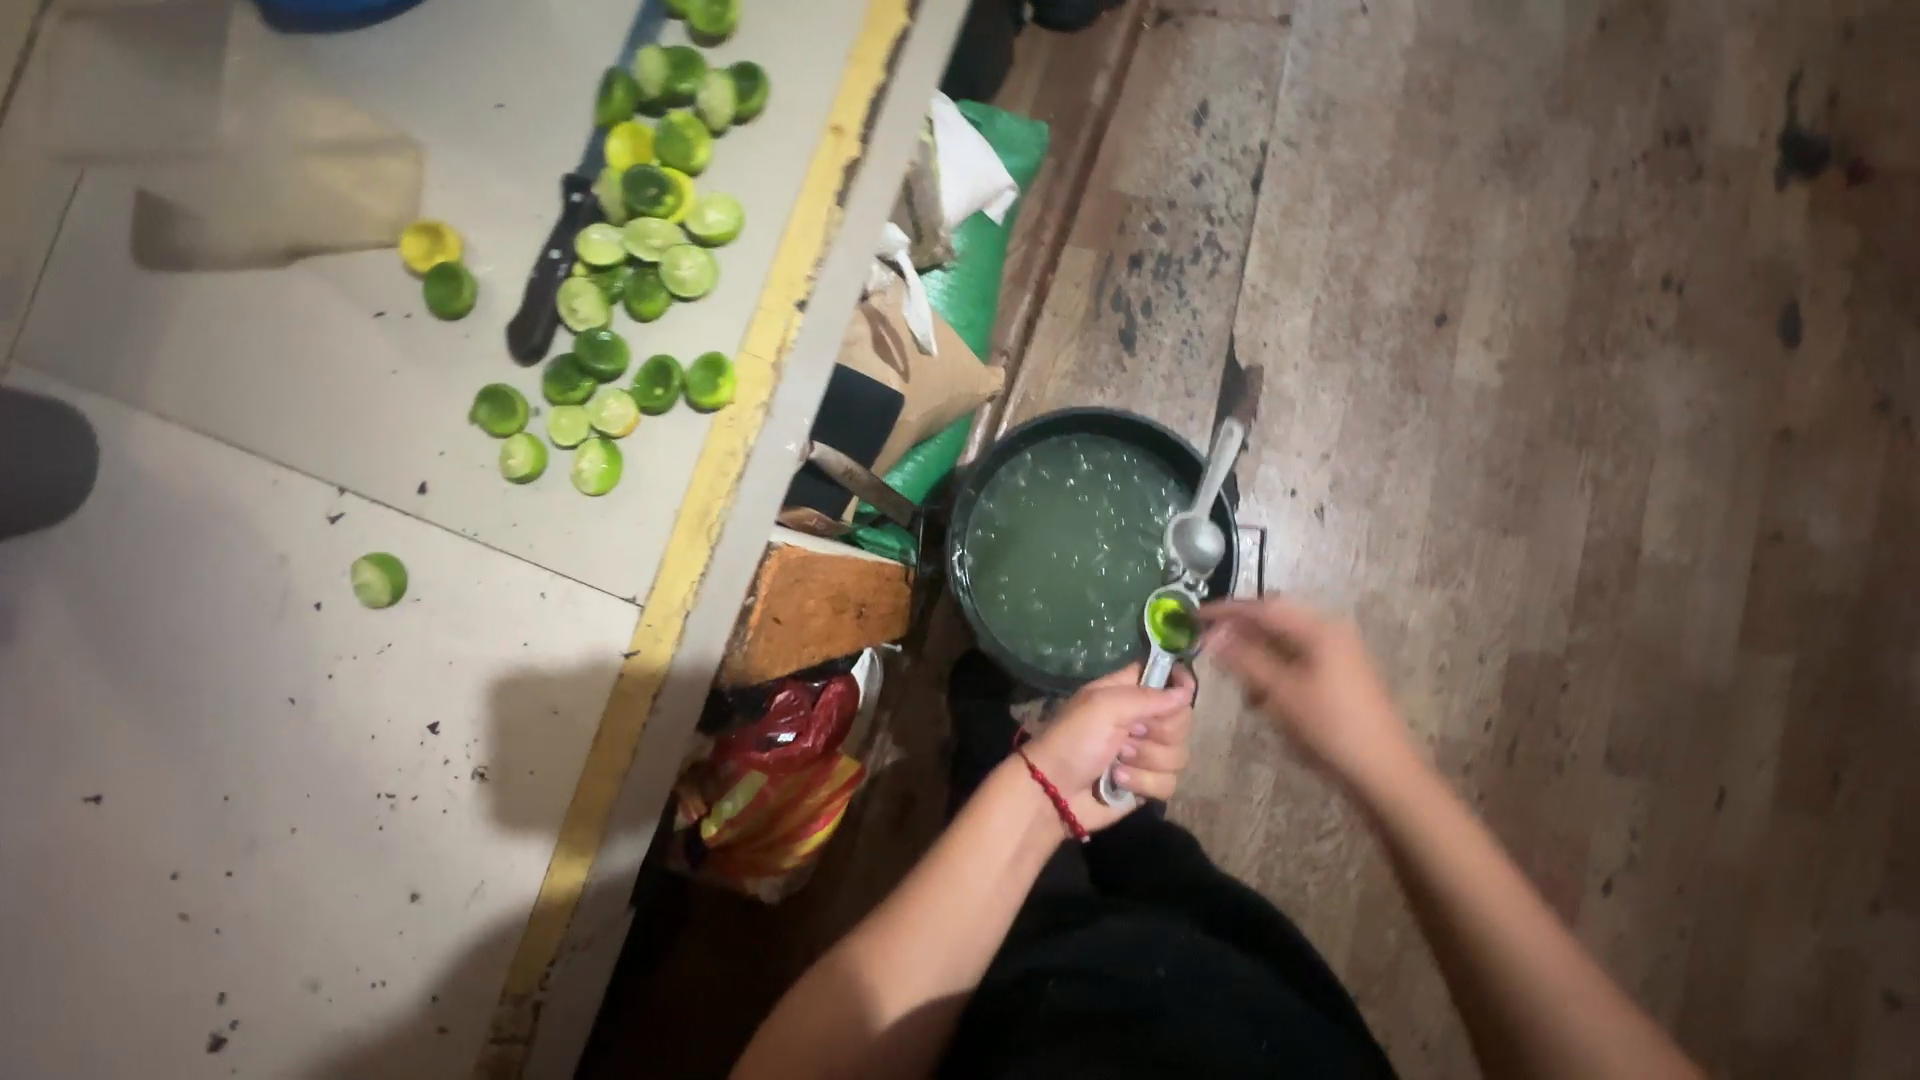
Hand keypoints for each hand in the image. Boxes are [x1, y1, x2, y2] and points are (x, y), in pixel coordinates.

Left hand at [1019, 663, 1196, 832]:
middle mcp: (1140, 720)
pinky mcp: (1147, 784)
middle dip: (1158, 732)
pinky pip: (1169, 783)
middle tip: (1129, 734)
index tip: (1184, 692)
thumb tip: (1187, 692)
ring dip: (1146, 760)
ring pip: (1178, 754)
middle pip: (1181, 720)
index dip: (1178, 683)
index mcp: (1127, 693)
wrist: (1053, 792)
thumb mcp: (1103, 707)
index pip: (1166, 678)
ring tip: (1116, 760)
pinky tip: (1118, 782)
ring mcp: (1145, 754)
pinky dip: (1142, 783)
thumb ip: (1146, 697)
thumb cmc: (1073, 740)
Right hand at [1200, 595, 1414, 789]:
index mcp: (1319, 628)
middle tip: (1210, 647)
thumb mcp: (1279, 691)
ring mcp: (1337, 652)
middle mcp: (1329, 631)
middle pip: (1274, 620)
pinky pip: (1296, 658)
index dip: (1225, 611)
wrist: (1383, 770)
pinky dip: (1274, 669)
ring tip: (1239, 681)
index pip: (1262, 607)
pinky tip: (1262, 694)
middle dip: (1241, 633)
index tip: (1193, 617)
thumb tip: (1213, 635)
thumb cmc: (1330, 727)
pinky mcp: (1338, 674)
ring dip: (1257, 655)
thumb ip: (1243, 658)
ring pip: (1283, 641)